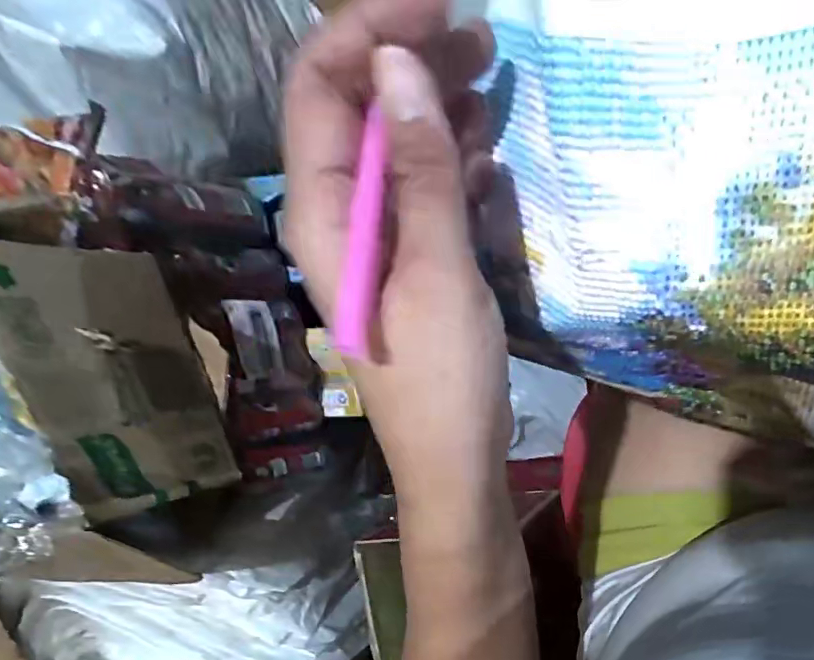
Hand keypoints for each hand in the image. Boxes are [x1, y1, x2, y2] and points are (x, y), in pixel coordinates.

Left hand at [283, 0, 507, 514]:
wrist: (455, 460)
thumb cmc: (442, 380)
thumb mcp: (438, 272)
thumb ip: (419, 171)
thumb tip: (398, 62)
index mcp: (325, 216)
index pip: (321, 88)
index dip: (369, 28)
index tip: (437, 2)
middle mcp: (341, 219)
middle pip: (359, 110)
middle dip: (411, 60)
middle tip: (481, 38)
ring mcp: (379, 242)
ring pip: (396, 148)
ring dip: (438, 109)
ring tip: (492, 84)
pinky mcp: (412, 266)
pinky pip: (423, 194)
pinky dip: (452, 165)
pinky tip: (486, 161)